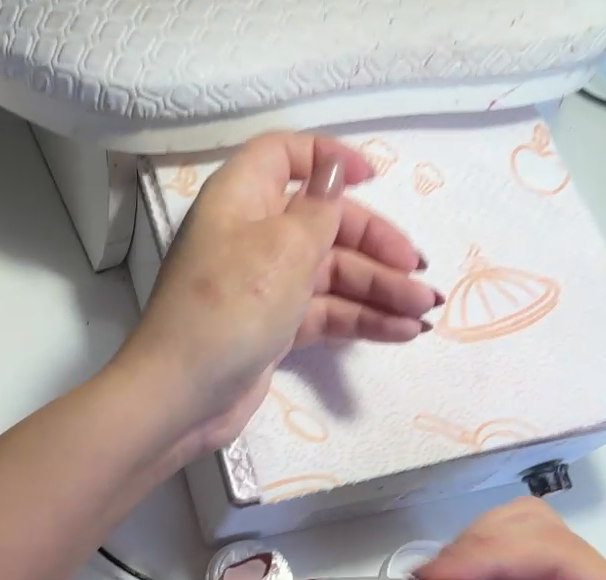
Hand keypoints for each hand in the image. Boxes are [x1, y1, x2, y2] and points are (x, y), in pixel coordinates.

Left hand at [120, 133, 438, 455]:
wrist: (181, 396)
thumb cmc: (230, 307)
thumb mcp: (283, 247)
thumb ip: (319, 207)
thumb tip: (334, 169)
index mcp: (242, 199)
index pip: (286, 157)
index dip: (331, 160)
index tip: (375, 179)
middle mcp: (251, 237)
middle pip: (324, 223)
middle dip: (376, 246)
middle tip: (420, 272)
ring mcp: (261, 287)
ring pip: (330, 274)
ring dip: (379, 290)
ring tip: (423, 312)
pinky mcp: (270, 330)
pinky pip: (323, 313)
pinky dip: (359, 320)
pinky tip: (400, 332)